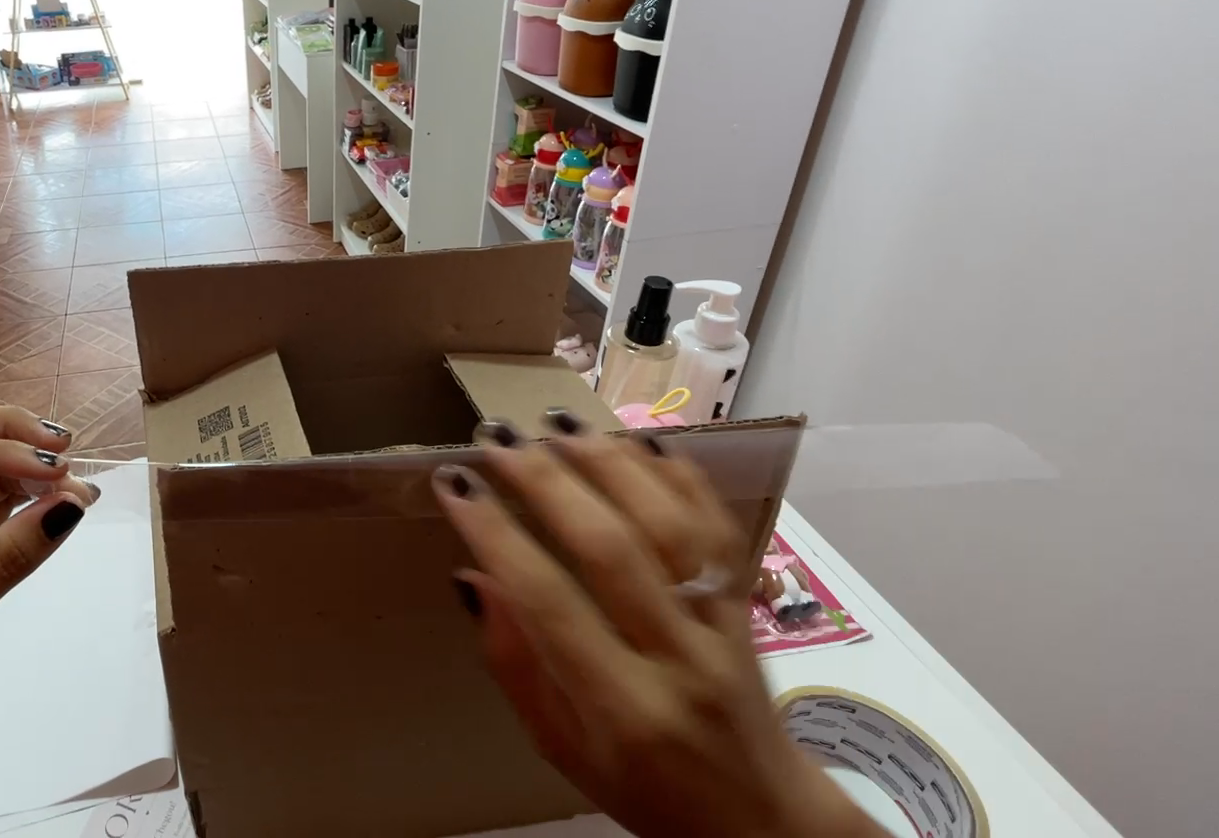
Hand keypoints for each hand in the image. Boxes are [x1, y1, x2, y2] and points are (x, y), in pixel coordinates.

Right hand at [433, 414, 884, 837]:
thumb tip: (475, 574)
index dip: (495, 532)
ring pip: (669, 523)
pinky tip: (635, 437)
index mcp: (622, 707)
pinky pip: (716, 524)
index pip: (547, 601)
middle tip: (497, 437)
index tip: (455, 483)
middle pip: (611, 547)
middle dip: (545, 480)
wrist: (763, 814)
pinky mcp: (747, 601)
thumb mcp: (558, 745)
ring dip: (608, 460)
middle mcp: (680, 658)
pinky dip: (676, 472)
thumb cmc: (642, 788)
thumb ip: (514, 662)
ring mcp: (723, 624)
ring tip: (556, 421)